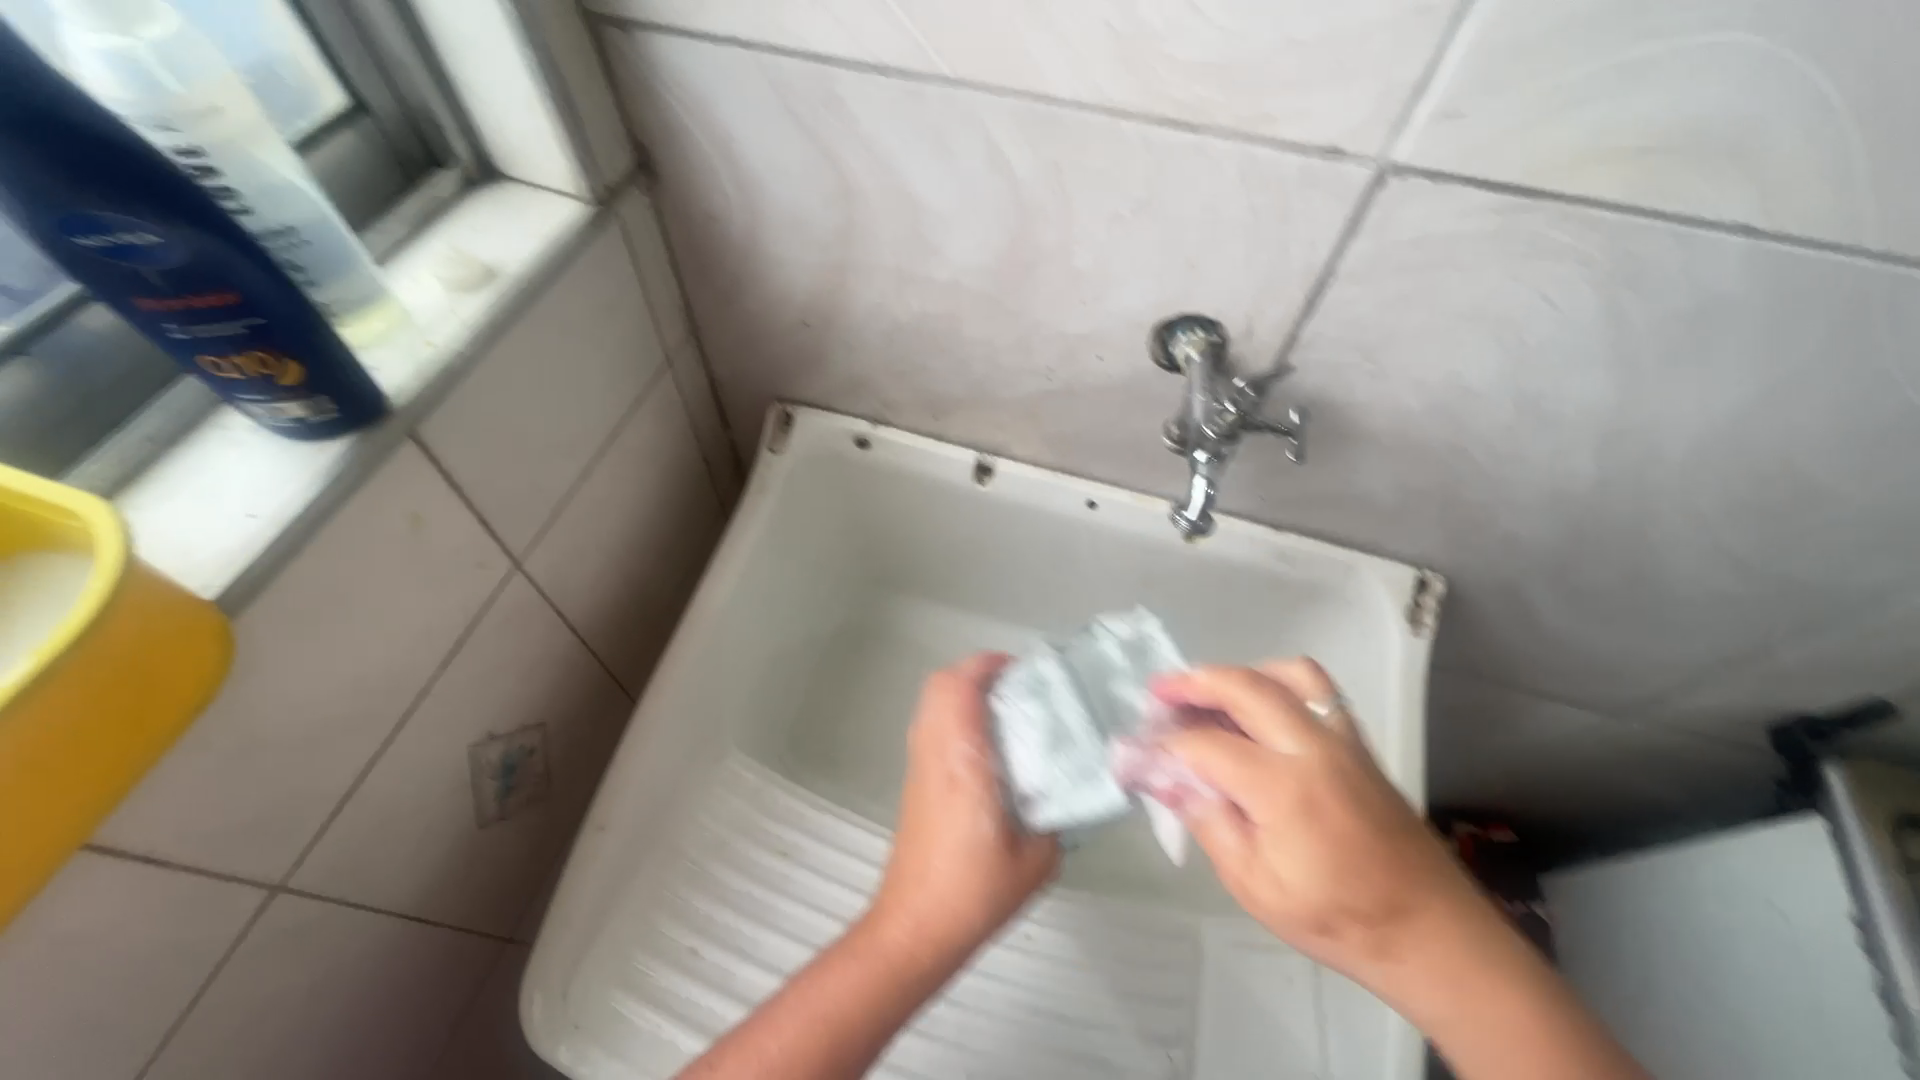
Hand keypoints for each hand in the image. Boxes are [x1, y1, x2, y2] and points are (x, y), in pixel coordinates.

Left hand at [865, 653, 1060, 966]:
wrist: (916, 926)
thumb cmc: (975, 891)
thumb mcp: (1038, 858)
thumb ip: (1056, 815)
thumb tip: (1068, 791)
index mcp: (963, 759)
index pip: (960, 687)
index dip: (988, 665)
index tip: (1023, 671)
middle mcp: (934, 752)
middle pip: (939, 684)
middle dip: (976, 672)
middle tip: (1018, 687)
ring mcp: (919, 767)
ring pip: (931, 705)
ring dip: (964, 694)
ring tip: (1008, 712)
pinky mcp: (915, 784)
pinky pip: (932, 729)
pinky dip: (956, 719)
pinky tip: (990, 751)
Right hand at [1154, 660, 1493, 998]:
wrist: (1427, 930)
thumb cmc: (1334, 918)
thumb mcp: (1253, 884)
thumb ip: (1206, 820)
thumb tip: (1161, 776)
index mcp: (1282, 787)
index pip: (1205, 743)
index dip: (1163, 744)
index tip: (1134, 751)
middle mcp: (1313, 747)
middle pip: (1244, 686)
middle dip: (1194, 682)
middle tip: (1158, 693)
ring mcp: (1342, 739)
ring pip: (1288, 673)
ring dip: (1242, 672)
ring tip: (1211, 694)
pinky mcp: (1359, 744)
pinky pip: (1317, 690)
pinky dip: (1277, 683)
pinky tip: (1257, 711)